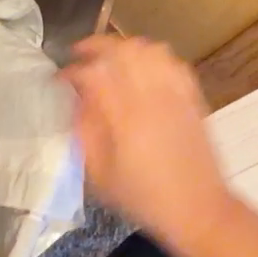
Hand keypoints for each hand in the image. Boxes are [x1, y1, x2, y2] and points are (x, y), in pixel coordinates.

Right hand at [61, 35, 238, 240]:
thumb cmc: (144, 198)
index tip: (58, 78)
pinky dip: (154, 56)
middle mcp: (151, 96)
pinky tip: (143, 68)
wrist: (199, 210)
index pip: (92, 73)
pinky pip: (173, 62)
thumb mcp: (99, 174)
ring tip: (110, 59)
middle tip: (79, 56)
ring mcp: (175, 94)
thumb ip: (84, 132)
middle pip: (121, 49)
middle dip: (95, 46)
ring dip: (124, 48)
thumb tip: (75, 102)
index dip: (70, 71)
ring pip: (148, 48)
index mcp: (124, 116)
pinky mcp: (193, 97)